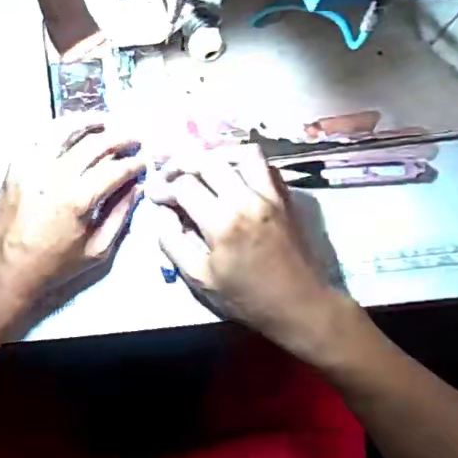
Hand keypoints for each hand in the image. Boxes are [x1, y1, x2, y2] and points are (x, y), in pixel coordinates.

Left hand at [0, 113, 145, 314]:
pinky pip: (37, 137)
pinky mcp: (15, 167)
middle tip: (133, 138)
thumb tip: (136, 188)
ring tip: (104, 120)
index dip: (134, 163)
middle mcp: (54, 177)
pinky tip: (69, 128)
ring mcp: (31, 168)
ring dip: (87, 121)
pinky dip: (55, 128)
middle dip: (119, 138)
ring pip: (63, 130)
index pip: (115, 170)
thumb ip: (120, 216)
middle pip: (94, 144)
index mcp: (77, 200)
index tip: (144, 161)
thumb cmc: (54, 266)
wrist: (4, 270)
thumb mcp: (97, 250)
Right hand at [145, 144, 354, 354]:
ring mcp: (271, 195)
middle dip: (183, 162)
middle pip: (209, 161)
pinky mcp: (286, 197)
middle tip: (171, 174)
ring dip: (217, 156)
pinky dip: (245, 164)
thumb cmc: (247, 298)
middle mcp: (248, 200)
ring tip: (204, 169)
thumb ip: (175, 244)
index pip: (185, 185)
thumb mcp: (201, 280)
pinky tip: (234, 177)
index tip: (157, 196)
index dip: (164, 187)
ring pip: (242, 153)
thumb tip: (163, 215)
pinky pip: (266, 165)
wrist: (300, 304)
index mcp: (224, 223)